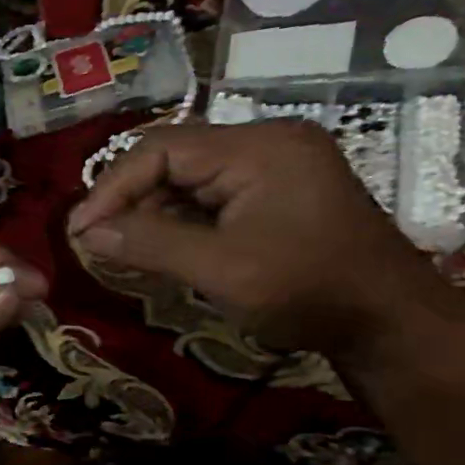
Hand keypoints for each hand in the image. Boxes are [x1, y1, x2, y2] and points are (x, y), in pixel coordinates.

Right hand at [67, 120, 441, 360]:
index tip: (79, 231)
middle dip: (127, 198)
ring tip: (119, 248)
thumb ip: (150, 244)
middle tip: (94, 240)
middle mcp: (264, 144)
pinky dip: (174, 221)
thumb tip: (86, 232)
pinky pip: (206, 197)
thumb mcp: (220, 269)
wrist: (385, 320)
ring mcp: (270, 168)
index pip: (161, 149)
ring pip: (184, 179)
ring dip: (147, 212)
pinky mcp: (271, 194)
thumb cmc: (306, 290)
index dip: (112, 186)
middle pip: (171, 158)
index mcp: (258, 148)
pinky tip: (157, 248)